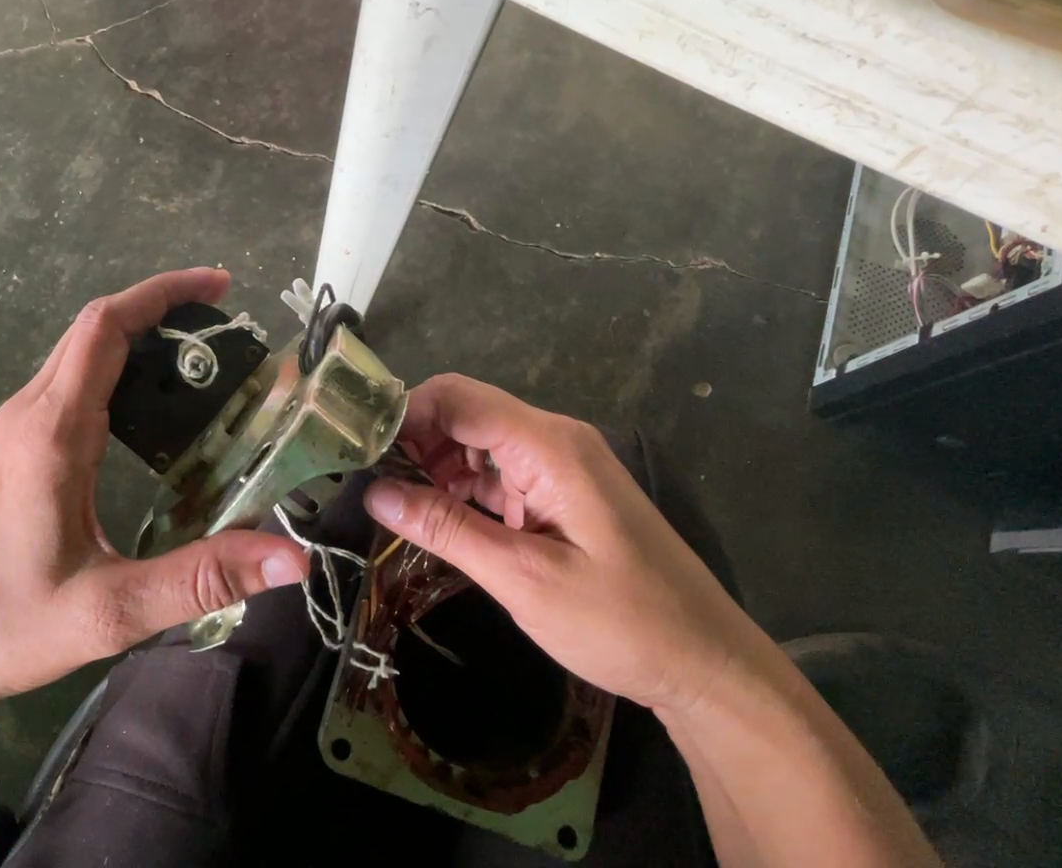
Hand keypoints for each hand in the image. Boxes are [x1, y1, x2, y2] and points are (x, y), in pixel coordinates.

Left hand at [0, 268, 307, 722]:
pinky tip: (159, 407)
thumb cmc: (10, 629)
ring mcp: (17, 429)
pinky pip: (73, 384)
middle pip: (95, 329)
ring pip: (82, 354)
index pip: (103, 329)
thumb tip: (292, 559)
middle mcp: (28, 415)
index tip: (221, 287)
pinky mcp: (17, 448)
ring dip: (142, 340)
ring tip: (209, 361)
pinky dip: (122, 372)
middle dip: (162, 310)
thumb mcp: (112, 612)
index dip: (162, 295)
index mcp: (48, 434)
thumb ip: (201, 580)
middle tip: (232, 329)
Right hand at [365, 374, 777, 716]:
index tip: (355, 451)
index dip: (402, 414)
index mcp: (549, 445)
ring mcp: (559, 465)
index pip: (457, 398)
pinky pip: (497, 473)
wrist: (706, 663)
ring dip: (432, 467)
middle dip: (412, 440)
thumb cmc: (621, 622)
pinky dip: (461, 489)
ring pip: (476, 442)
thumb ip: (446, 528)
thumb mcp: (523, 578)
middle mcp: (553, 439)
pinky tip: (434, 517)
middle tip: (367, 484)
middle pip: (464, 413)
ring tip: (392, 504)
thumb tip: (374, 492)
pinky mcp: (560, 493)